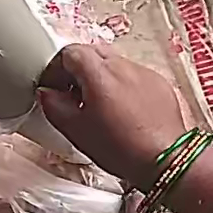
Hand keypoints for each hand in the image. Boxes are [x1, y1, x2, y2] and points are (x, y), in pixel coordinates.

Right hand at [37, 45, 188, 186]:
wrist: (165, 160)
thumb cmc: (120, 148)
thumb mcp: (75, 130)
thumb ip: (54, 106)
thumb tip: (47, 93)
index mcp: (99, 74)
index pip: (69, 52)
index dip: (56, 68)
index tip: (53, 86)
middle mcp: (122, 66)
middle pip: (92, 52)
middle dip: (77, 69)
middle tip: (71, 93)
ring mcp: (143, 72)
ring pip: (113, 63)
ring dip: (99, 77)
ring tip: (95, 105)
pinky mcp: (158, 83)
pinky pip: (132, 75)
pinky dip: (120, 85)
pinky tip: (119, 110)